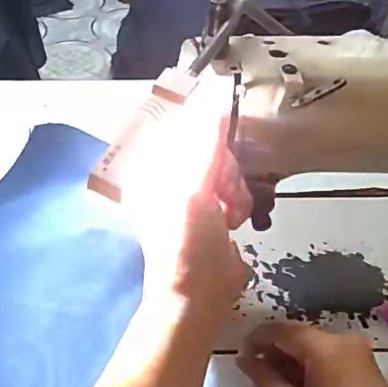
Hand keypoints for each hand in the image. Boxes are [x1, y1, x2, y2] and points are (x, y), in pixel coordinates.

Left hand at [117, 83, 252, 321]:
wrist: (199, 292)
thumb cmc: (185, 242)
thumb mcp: (192, 185)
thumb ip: (205, 140)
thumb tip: (213, 94)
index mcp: (148, 170)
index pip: (180, 130)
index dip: (204, 138)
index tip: (216, 153)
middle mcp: (165, 179)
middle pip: (208, 148)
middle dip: (223, 170)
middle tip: (219, 192)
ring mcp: (190, 196)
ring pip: (226, 168)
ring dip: (234, 188)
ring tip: (228, 212)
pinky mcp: (212, 213)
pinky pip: (234, 189)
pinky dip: (239, 202)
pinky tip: (234, 221)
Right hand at [238, 322, 387, 386]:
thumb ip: (265, 381)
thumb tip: (244, 360)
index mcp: (327, 345)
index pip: (280, 330)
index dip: (255, 340)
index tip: (239, 361)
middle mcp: (344, 341)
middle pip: (297, 337)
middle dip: (272, 354)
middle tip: (253, 380)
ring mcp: (358, 356)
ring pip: (311, 350)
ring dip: (289, 364)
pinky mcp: (364, 372)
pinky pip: (326, 362)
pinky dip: (307, 372)